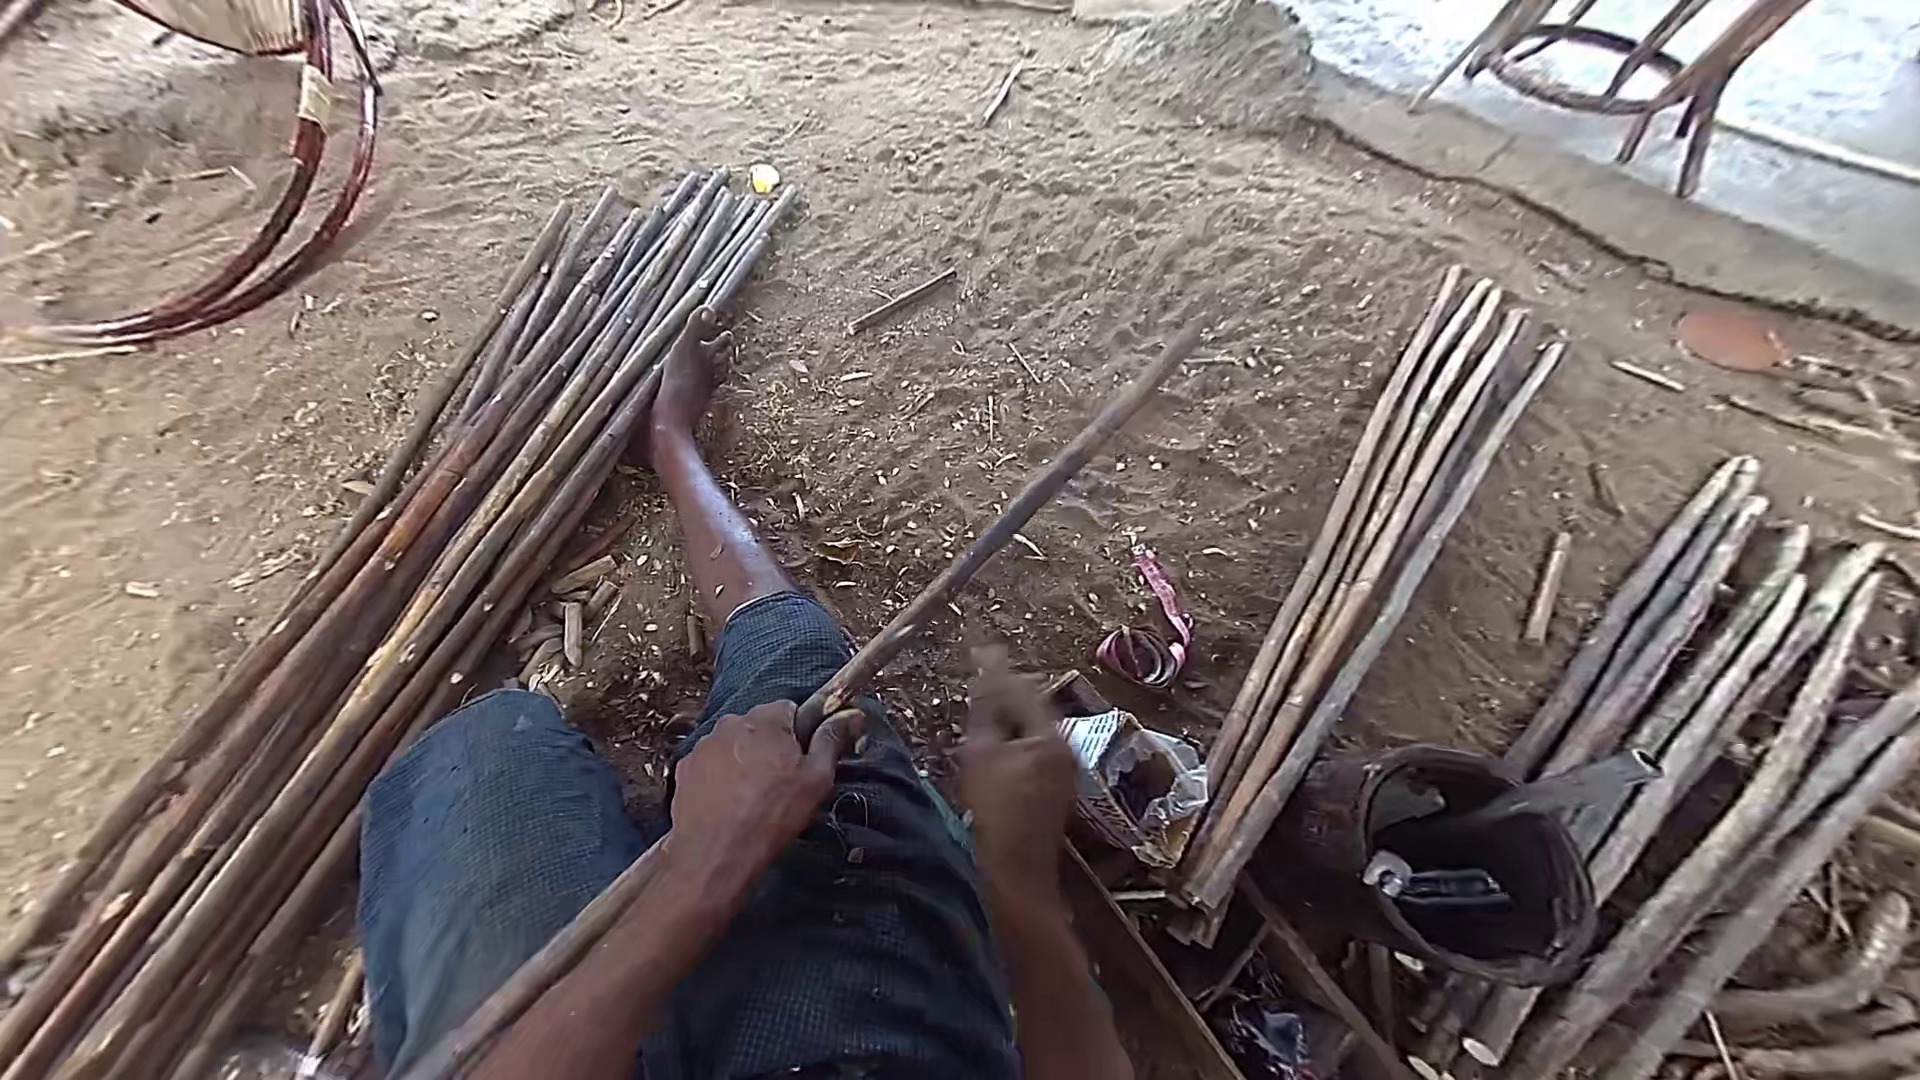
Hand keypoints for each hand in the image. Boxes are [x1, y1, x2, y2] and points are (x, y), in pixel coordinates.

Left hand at [669, 701, 861, 882]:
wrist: (713, 857)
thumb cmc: (769, 816)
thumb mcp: (816, 779)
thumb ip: (831, 740)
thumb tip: (850, 715)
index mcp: (765, 719)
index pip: (790, 708)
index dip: (800, 734)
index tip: (802, 759)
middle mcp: (731, 724)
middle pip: (761, 725)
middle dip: (772, 746)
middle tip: (782, 781)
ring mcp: (704, 746)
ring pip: (736, 744)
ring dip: (746, 760)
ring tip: (753, 796)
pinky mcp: (685, 769)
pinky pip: (713, 763)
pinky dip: (722, 776)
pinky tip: (730, 802)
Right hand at [959, 647, 1076, 896]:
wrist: (1015, 871)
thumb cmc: (994, 811)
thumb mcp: (979, 755)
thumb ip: (984, 715)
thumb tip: (984, 687)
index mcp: (1050, 737)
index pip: (1022, 691)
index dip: (999, 671)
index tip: (984, 650)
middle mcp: (1065, 749)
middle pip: (1031, 710)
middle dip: (1004, 697)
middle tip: (980, 682)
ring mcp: (1065, 770)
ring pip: (1032, 731)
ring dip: (1008, 721)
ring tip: (982, 714)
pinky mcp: (1057, 788)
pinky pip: (1034, 751)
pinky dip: (1014, 743)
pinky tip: (994, 748)